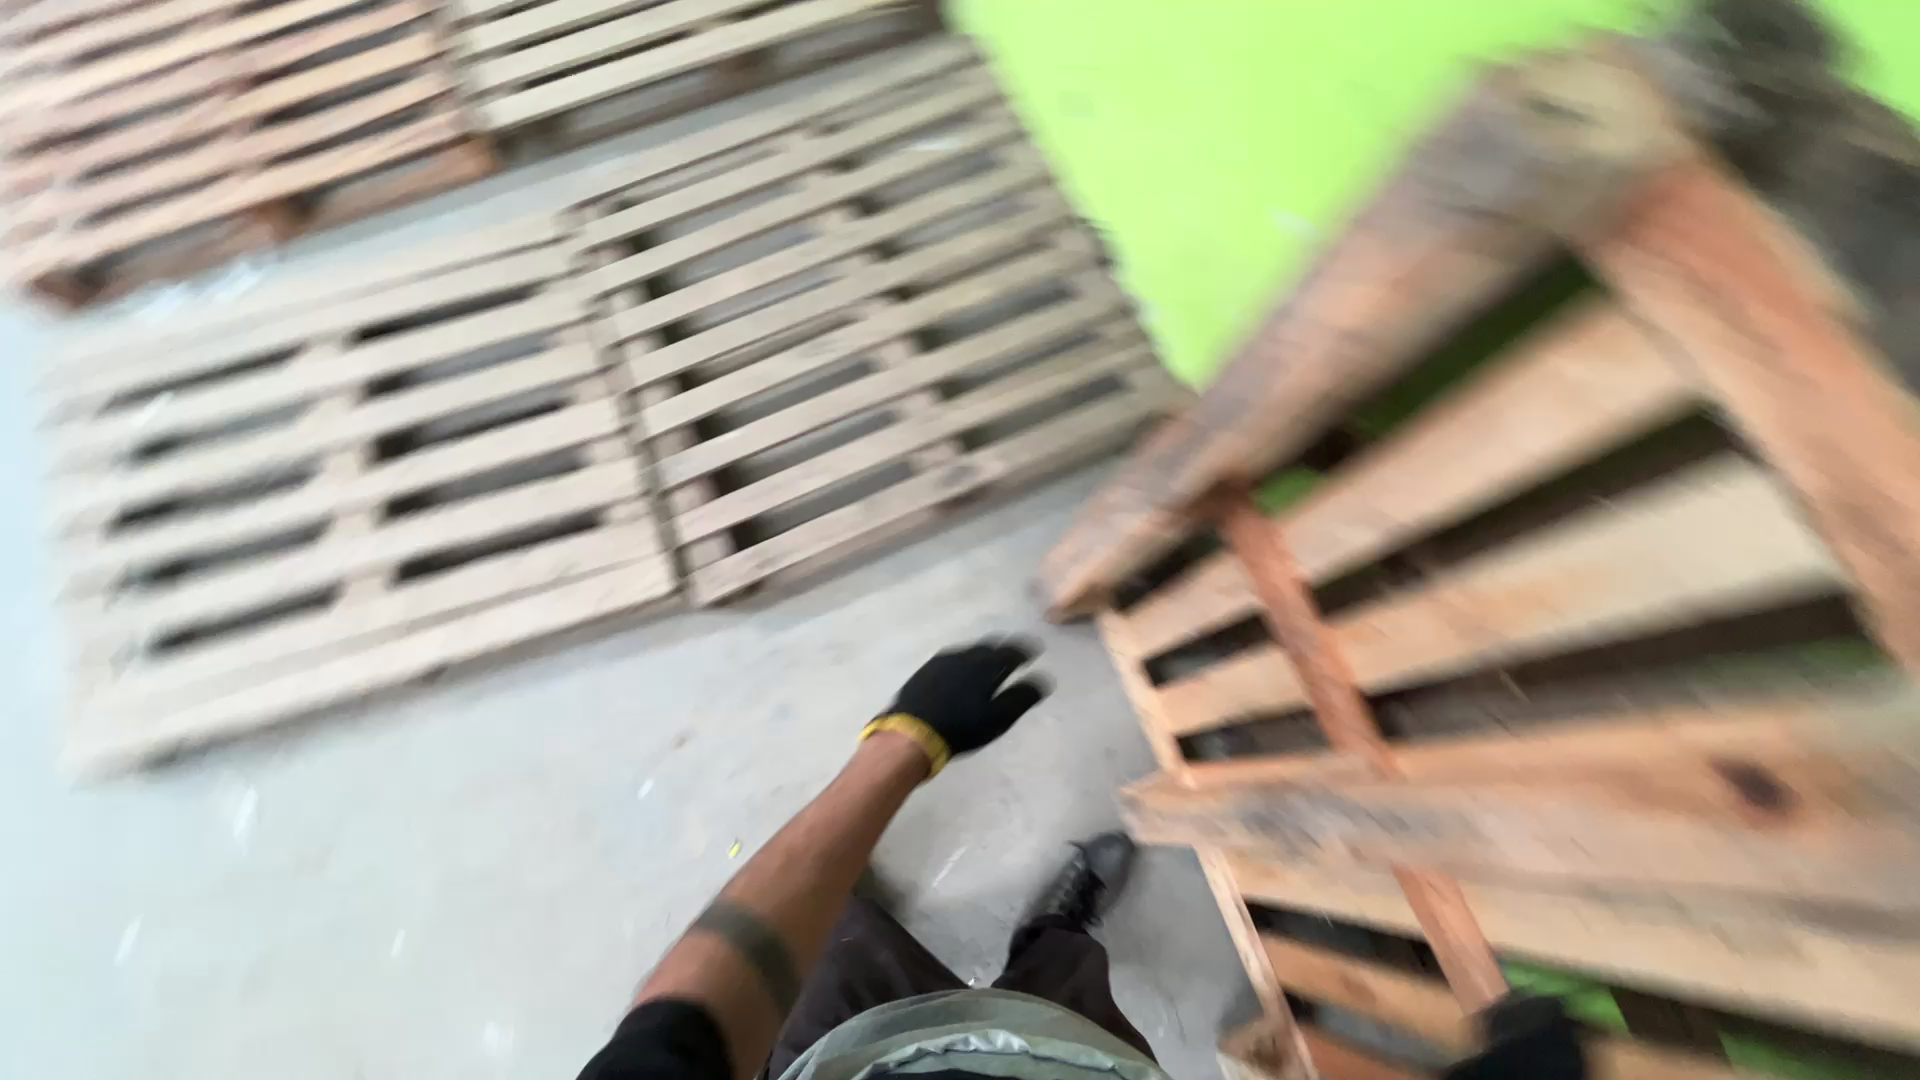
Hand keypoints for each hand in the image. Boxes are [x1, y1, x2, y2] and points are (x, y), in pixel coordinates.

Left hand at [877, 638, 1049, 764]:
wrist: (914, 731)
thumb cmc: (962, 727)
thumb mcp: (998, 718)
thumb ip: (1021, 697)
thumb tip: (1043, 680)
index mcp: (987, 664)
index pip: (1012, 651)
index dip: (1025, 651)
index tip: (1034, 651)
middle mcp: (966, 654)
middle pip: (990, 646)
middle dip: (1003, 649)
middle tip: (1012, 655)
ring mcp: (944, 660)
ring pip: (970, 651)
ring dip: (982, 655)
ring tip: (988, 664)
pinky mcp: (927, 668)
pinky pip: (953, 659)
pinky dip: (964, 662)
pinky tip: (961, 672)